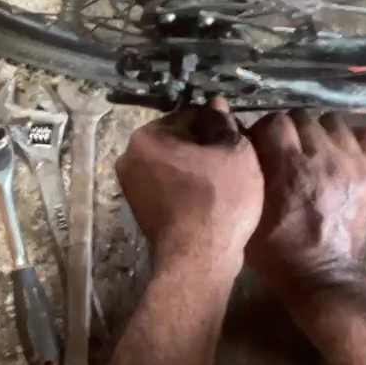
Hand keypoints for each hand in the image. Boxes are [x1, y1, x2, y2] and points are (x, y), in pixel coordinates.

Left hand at [117, 97, 263, 278]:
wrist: (199, 259)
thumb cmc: (218, 200)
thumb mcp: (234, 152)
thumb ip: (223, 123)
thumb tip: (216, 105)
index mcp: (146, 136)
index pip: (188, 115)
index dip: (217, 125)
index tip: (236, 140)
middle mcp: (129, 157)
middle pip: (177, 140)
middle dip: (204, 146)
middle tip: (233, 161)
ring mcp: (131, 187)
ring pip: (174, 165)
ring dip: (197, 167)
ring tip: (226, 181)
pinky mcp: (140, 210)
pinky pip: (169, 187)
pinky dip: (188, 188)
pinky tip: (212, 198)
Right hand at [245, 110, 365, 292]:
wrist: (322, 277)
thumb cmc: (276, 250)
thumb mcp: (247, 213)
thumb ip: (247, 174)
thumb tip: (244, 144)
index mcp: (288, 167)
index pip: (274, 121)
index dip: (264, 132)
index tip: (262, 146)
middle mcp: (322, 158)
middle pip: (303, 116)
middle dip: (290, 129)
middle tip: (287, 149)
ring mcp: (351, 164)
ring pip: (333, 121)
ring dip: (320, 131)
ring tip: (314, 150)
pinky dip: (355, 139)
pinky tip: (343, 153)